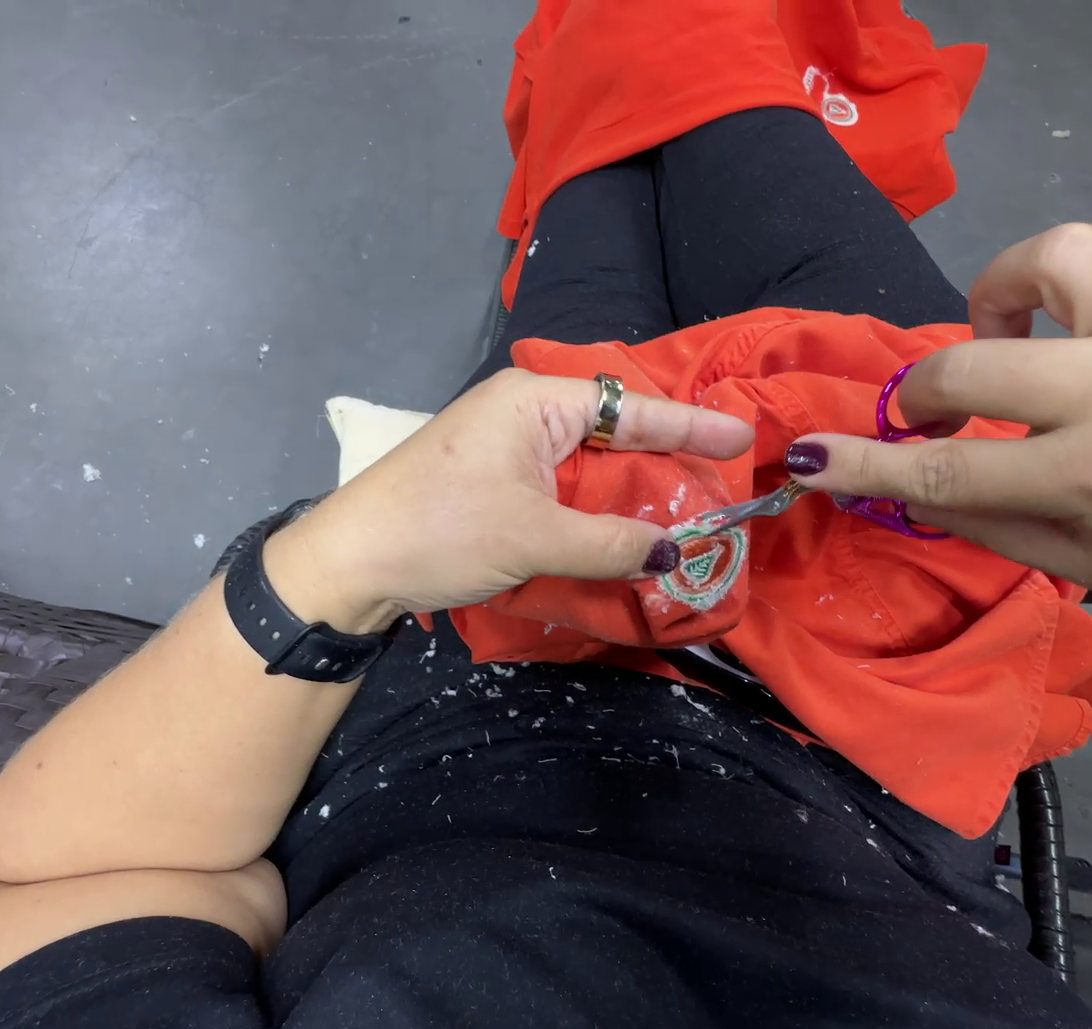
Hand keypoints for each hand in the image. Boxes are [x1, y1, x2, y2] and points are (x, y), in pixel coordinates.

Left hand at [264, 368, 754, 632]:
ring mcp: (506, 449)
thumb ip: (610, 542)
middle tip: (718, 490)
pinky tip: (624, 533)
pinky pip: (561, 489)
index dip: (690, 426)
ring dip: (630, 495)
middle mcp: (524, 414)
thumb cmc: (439, 531)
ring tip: (684, 517)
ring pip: (588, 467)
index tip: (743, 437)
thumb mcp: (532, 537)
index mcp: (535, 403)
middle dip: (665, 464)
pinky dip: (595, 512)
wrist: (349, 562)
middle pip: (612, 434)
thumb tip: (675, 551)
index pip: (629, 408)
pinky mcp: (494, 482)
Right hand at [783, 196, 1091, 673]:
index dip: (860, 466)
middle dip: (920, 400)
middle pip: (970, 369)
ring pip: (1054, 256)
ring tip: (1008, 337)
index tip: (807, 459)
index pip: (942, 473)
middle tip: (932, 423)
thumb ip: (993, 524)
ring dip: (998, 296)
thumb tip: (913, 493)